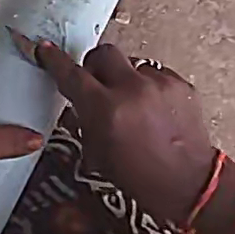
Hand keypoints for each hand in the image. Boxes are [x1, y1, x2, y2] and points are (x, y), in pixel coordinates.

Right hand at [35, 42, 217, 223]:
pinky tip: (152, 110)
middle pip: (103, 53)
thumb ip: (84, 118)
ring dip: (124, 78)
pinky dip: (147, 87)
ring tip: (130, 104)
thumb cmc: (139, 176)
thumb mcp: (96, 151)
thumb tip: (77, 100)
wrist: (188, 184)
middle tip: (97, 83)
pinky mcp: (180, 85)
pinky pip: (154, 74)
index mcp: (105, 109)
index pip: (72, 73)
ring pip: (131, 64)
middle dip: (95, 65)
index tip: (46, 49)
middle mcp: (132, 89)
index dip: (54, 60)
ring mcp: (159, 84)